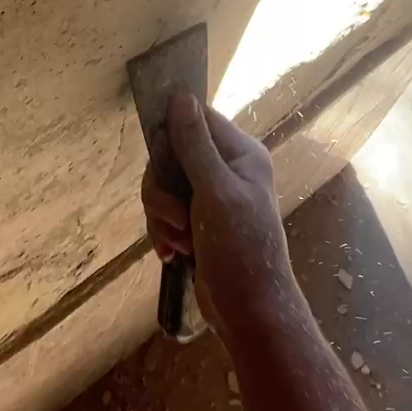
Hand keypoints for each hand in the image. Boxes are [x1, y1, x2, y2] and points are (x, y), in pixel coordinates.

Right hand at [141, 91, 291, 341]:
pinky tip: (173, 253)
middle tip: (176, 216)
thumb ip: (195, 144)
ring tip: (179, 241)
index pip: (194, 118)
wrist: (250, 315)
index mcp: (239, 153)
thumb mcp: (216, 191)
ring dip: (162, 216)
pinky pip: (163, 211)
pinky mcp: (196, 221)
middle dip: (162, 190)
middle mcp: (224, 168)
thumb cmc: (241, 249)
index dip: (172, 134)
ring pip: (161, 185)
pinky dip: (163, 232)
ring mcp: (209, 196)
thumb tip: (180, 95)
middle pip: (169, 154)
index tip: (162, 160)